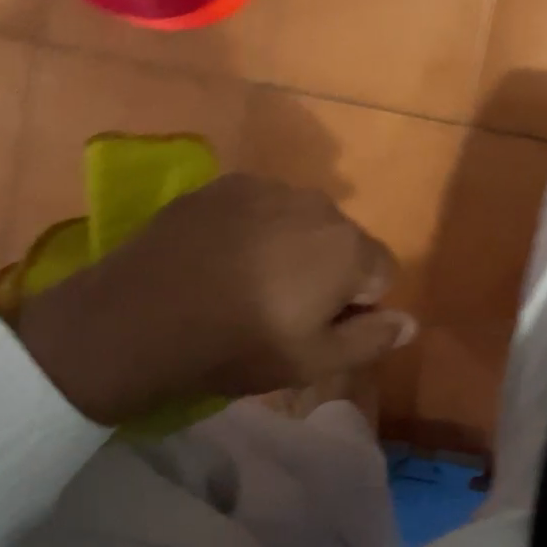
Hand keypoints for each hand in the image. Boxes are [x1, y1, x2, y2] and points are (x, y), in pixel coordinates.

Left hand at [15, 174, 415, 425]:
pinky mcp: (228, 184)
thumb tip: (413, 321)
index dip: (354, 306)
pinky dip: (253, 227)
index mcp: (349, 247)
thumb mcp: (309, 362)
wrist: (133, 320)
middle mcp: (320, 205)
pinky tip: (218, 257)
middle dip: (325, 270)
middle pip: (343, 241)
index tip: (312, 328)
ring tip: (244, 281)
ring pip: (302, 220)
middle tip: (278, 309)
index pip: (382, 273)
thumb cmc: (233, 347)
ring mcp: (271, 188)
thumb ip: (370, 339)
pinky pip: (262, 205)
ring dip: (290, 246)